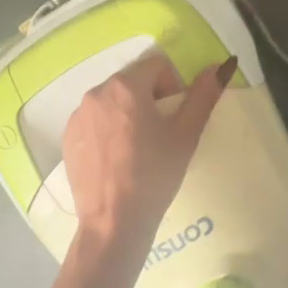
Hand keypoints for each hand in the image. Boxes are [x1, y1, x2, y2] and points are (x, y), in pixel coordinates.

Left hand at [62, 53, 235, 248]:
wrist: (114, 222)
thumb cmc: (154, 175)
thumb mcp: (186, 134)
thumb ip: (203, 96)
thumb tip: (219, 66)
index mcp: (126, 86)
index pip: (157, 65)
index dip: (172, 86)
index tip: (174, 117)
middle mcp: (96, 93)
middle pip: (132, 81)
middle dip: (149, 99)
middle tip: (159, 134)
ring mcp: (78, 115)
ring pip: (111, 101)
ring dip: (127, 114)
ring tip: (137, 150)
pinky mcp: (68, 137)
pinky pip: (93, 121)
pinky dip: (107, 131)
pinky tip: (116, 160)